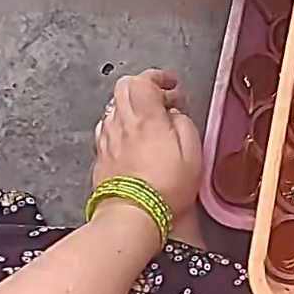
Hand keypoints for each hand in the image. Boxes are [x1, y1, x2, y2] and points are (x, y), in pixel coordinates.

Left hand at [93, 69, 203, 233]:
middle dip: (143, 86)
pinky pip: (107, 128)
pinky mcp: (100, 155)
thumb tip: (176, 114)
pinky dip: (120, 125)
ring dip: (131, 107)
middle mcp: (122, 123)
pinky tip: (131, 139)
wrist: (132, 216)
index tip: (171, 85)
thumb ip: (184, 123)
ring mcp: (107, 138)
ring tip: (149, 121)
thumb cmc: (165, 188)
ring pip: (113, 106)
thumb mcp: (193, 153)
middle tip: (162, 100)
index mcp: (146, 118)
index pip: (143, 80)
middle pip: (123, 87)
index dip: (158, 77)